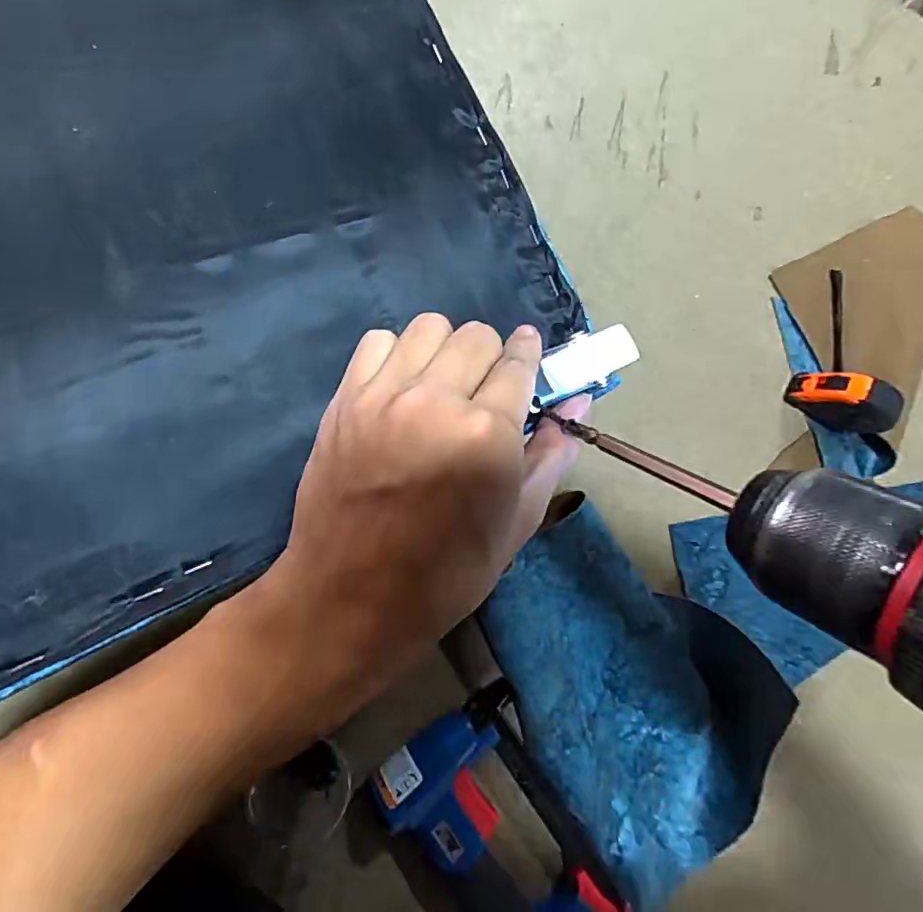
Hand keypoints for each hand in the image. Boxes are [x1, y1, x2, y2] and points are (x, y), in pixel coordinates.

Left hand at [228, 313, 588, 730]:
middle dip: (491, 356)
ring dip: (446, 347)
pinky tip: (400, 385)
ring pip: (428, 327)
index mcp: (485, 433)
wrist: (351, 595)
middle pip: (476, 337)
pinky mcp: (344, 400)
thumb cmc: (445, 573)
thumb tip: (578, 400)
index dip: (528, 355)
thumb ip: (551, 454)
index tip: (528, 351)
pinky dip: (396, 353)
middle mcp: (435, 400)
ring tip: (443, 382)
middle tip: (485, 388)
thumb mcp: (516, 522)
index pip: (518, 364)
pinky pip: (377, 342)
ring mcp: (383, 396)